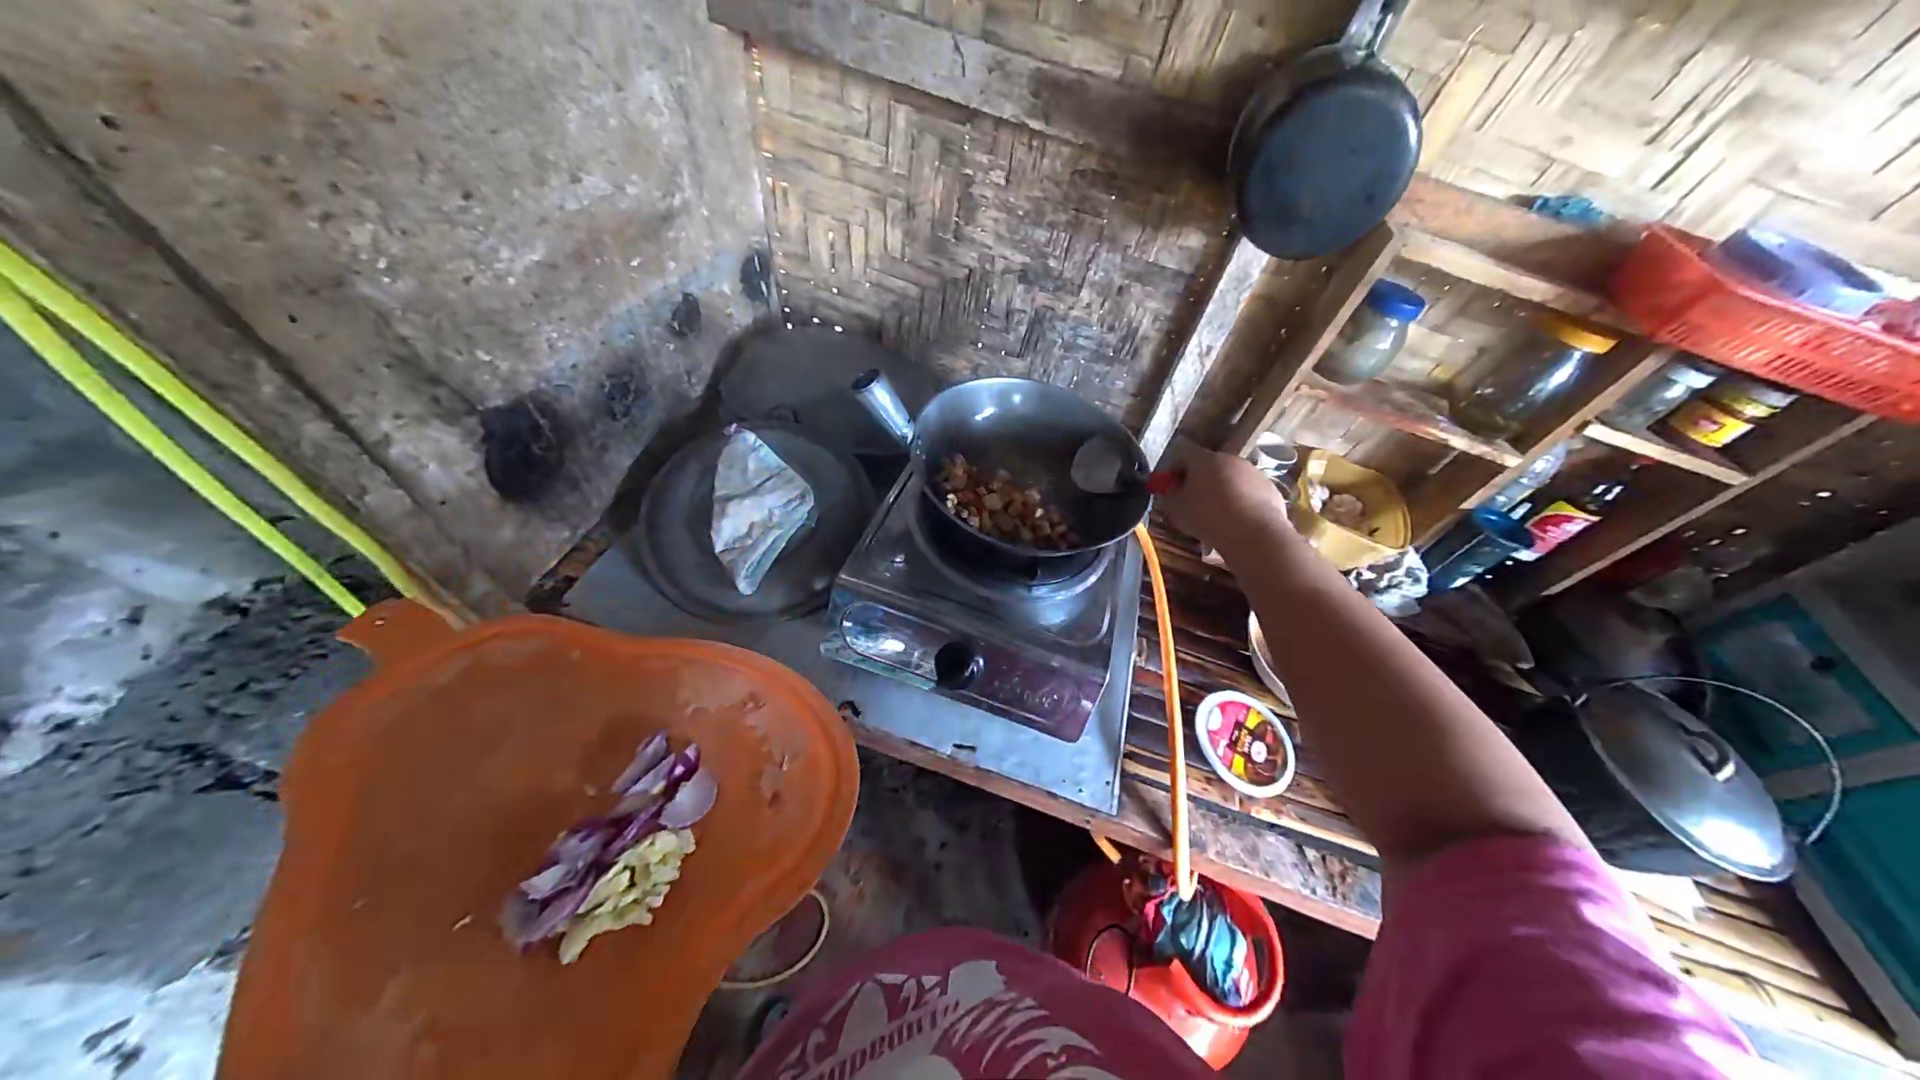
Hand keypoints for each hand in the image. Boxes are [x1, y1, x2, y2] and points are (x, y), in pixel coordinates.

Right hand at [1157, 448, 1294, 557]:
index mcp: (1204, 459)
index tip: (1169, 486)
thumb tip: (1169, 491)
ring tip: (1217, 516)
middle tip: (1192, 502)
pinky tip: (1237, 521)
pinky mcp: (1270, 488)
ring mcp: (1253, 472)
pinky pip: (1249, 492)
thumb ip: (1168, 496)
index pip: (1183, 453)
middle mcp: (1230, 459)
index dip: (1174, 468)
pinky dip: (1241, 502)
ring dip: (1221, 491)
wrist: (1254, 533)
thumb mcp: (1176, 509)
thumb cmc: (1208, 517)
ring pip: (1231, 479)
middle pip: (1210, 465)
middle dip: (1199, 481)